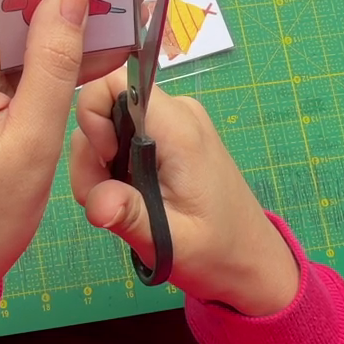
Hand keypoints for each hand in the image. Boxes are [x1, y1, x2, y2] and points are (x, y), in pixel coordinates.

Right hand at [69, 70, 299, 314]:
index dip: (94, 113)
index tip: (104, 159)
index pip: (116, 82)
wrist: (251, 261)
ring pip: (107, 125)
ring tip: (119, 205)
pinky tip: (126, 198)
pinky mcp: (165, 138)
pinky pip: (121, 137)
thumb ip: (130, 215)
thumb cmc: (217, 251)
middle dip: (92, 154)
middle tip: (104, 198)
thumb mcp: (172, 241)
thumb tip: (94, 202)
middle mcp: (174, 114)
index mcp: (179, 129)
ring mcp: (170, 124)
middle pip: (104, 107)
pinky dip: (111, 167)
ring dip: (98, 166)